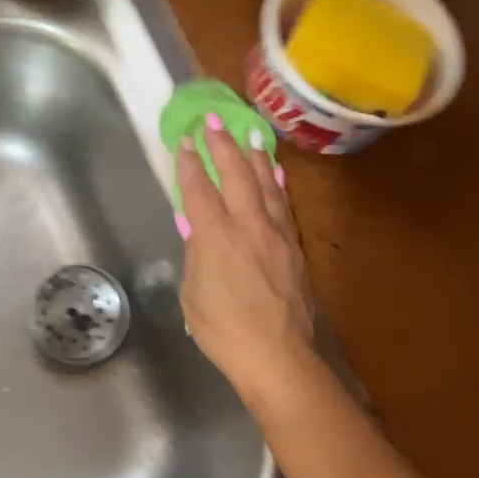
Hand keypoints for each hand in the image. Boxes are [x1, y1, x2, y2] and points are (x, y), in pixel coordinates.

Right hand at [175, 116, 316, 405]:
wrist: (277, 356)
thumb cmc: (223, 330)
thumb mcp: (193, 293)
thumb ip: (197, 255)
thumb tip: (200, 233)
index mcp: (216, 237)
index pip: (200, 189)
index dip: (189, 164)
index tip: (184, 141)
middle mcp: (248, 226)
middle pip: (236, 175)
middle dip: (222, 145)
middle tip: (213, 121)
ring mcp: (276, 234)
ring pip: (265, 183)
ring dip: (253, 156)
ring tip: (247, 134)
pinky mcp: (293, 247)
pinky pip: (281, 203)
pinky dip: (274, 181)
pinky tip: (273, 172)